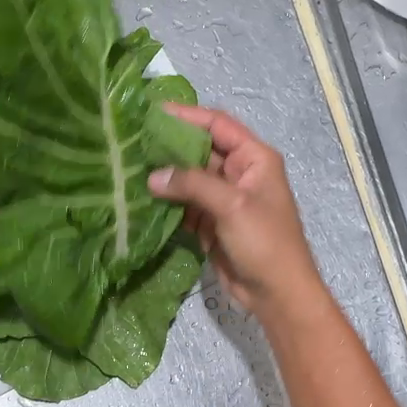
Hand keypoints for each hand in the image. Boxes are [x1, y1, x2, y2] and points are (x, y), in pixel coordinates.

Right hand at [147, 104, 325, 314]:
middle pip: (200, 151)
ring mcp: (224, 200)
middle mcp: (239, 174)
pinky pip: (185, 206)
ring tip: (130, 169)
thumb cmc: (264, 242)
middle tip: (133, 143)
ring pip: (189, 180)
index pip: (217, 125)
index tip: (153, 113)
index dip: (187, 116)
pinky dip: (167, 204)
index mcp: (254, 158)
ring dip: (165, 178)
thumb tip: (152, 176)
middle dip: (170, 148)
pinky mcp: (212, 224)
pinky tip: (142, 199)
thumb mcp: (231, 206)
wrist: (276, 293)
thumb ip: (192, 184)